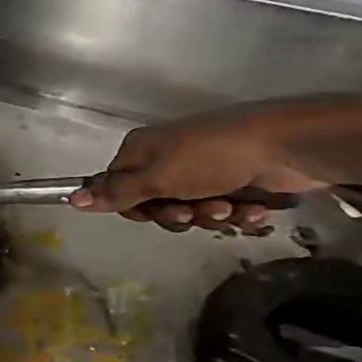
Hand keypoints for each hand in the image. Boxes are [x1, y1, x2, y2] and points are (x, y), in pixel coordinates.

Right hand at [69, 109, 322, 231]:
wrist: (289, 146)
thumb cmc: (211, 157)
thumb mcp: (157, 178)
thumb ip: (116, 193)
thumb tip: (72, 200)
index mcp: (139, 151)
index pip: (117, 188)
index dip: (135, 206)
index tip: (154, 211)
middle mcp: (164, 158)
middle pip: (154, 203)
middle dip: (178, 213)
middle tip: (195, 211)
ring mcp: (201, 169)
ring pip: (191, 209)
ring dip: (212, 215)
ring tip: (232, 205)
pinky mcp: (235, 181)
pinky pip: (222, 207)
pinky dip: (238, 212)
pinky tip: (254, 208)